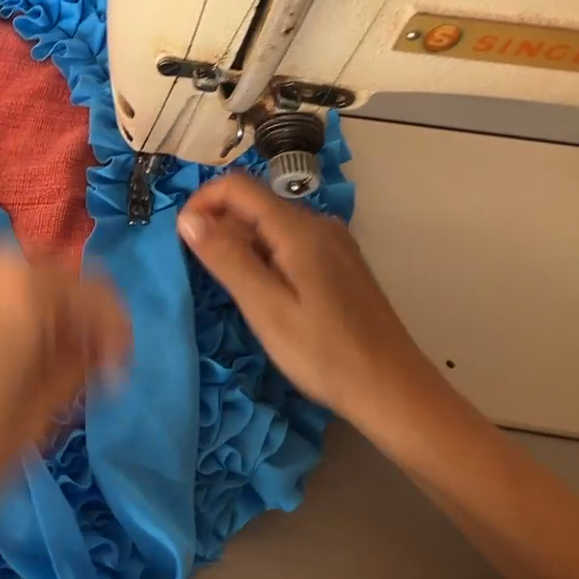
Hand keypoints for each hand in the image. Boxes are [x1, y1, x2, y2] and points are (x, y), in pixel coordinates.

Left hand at [0, 237, 130, 547]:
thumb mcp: (22, 432)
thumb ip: (69, 372)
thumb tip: (90, 347)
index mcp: (16, 285)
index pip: (92, 292)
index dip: (111, 333)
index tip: (110, 372)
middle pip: (32, 275)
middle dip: (53, 317)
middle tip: (53, 371)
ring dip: (0, 310)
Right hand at [177, 173, 432, 419]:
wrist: (396, 392)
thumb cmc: (326, 354)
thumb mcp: (266, 308)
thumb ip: (226, 258)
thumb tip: (188, 218)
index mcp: (299, 229)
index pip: (237, 186)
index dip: (202, 202)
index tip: (182, 238)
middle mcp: (318, 225)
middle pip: (255, 203)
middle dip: (219, 225)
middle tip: (202, 272)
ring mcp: (333, 244)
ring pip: (271, 224)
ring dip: (240, 243)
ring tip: (231, 288)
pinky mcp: (340, 264)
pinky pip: (290, 243)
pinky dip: (264, 256)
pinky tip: (265, 294)